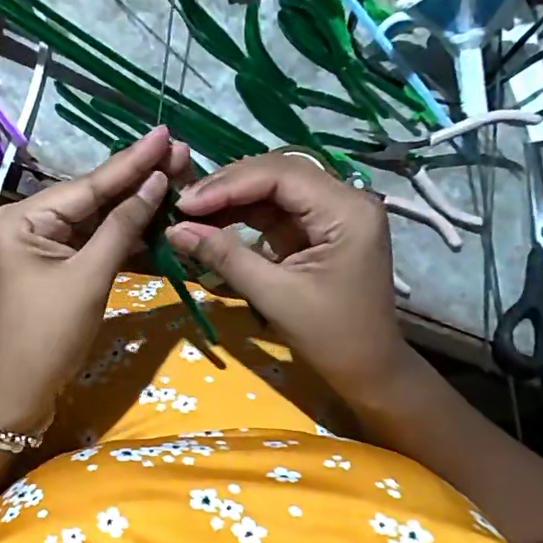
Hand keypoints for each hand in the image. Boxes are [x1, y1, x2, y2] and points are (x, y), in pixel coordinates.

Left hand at [0, 127, 193, 428]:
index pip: (89, 185)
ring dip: (137, 199)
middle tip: (179, 150)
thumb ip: (123, 226)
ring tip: (176, 172)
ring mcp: (46, 239)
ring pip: (100, 213)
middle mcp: (31, 219)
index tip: (164, 134)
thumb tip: (155, 183)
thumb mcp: (90, 276)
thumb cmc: (52, 332)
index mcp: (24, 217)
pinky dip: (127, 228)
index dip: (131, 161)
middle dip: (137, 176)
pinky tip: (157, 209)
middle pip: (94, 194)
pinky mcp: (62, 259)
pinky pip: (98, 236)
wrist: (28, 385)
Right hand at [166, 151, 409, 398]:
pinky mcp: (320, 228)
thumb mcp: (274, 295)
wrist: (368, 368)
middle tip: (182, 204)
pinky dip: (244, 215)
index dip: (228, 184)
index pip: (281, 175)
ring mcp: (334, 212)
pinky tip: (213, 221)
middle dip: (228, 187)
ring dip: (232, 198)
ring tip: (190, 212)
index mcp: (347, 210)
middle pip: (278, 173)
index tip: (185, 203)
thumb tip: (174, 230)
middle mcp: (345, 199)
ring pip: (274, 188)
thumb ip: (225, 256)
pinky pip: (277, 210)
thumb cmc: (330, 336)